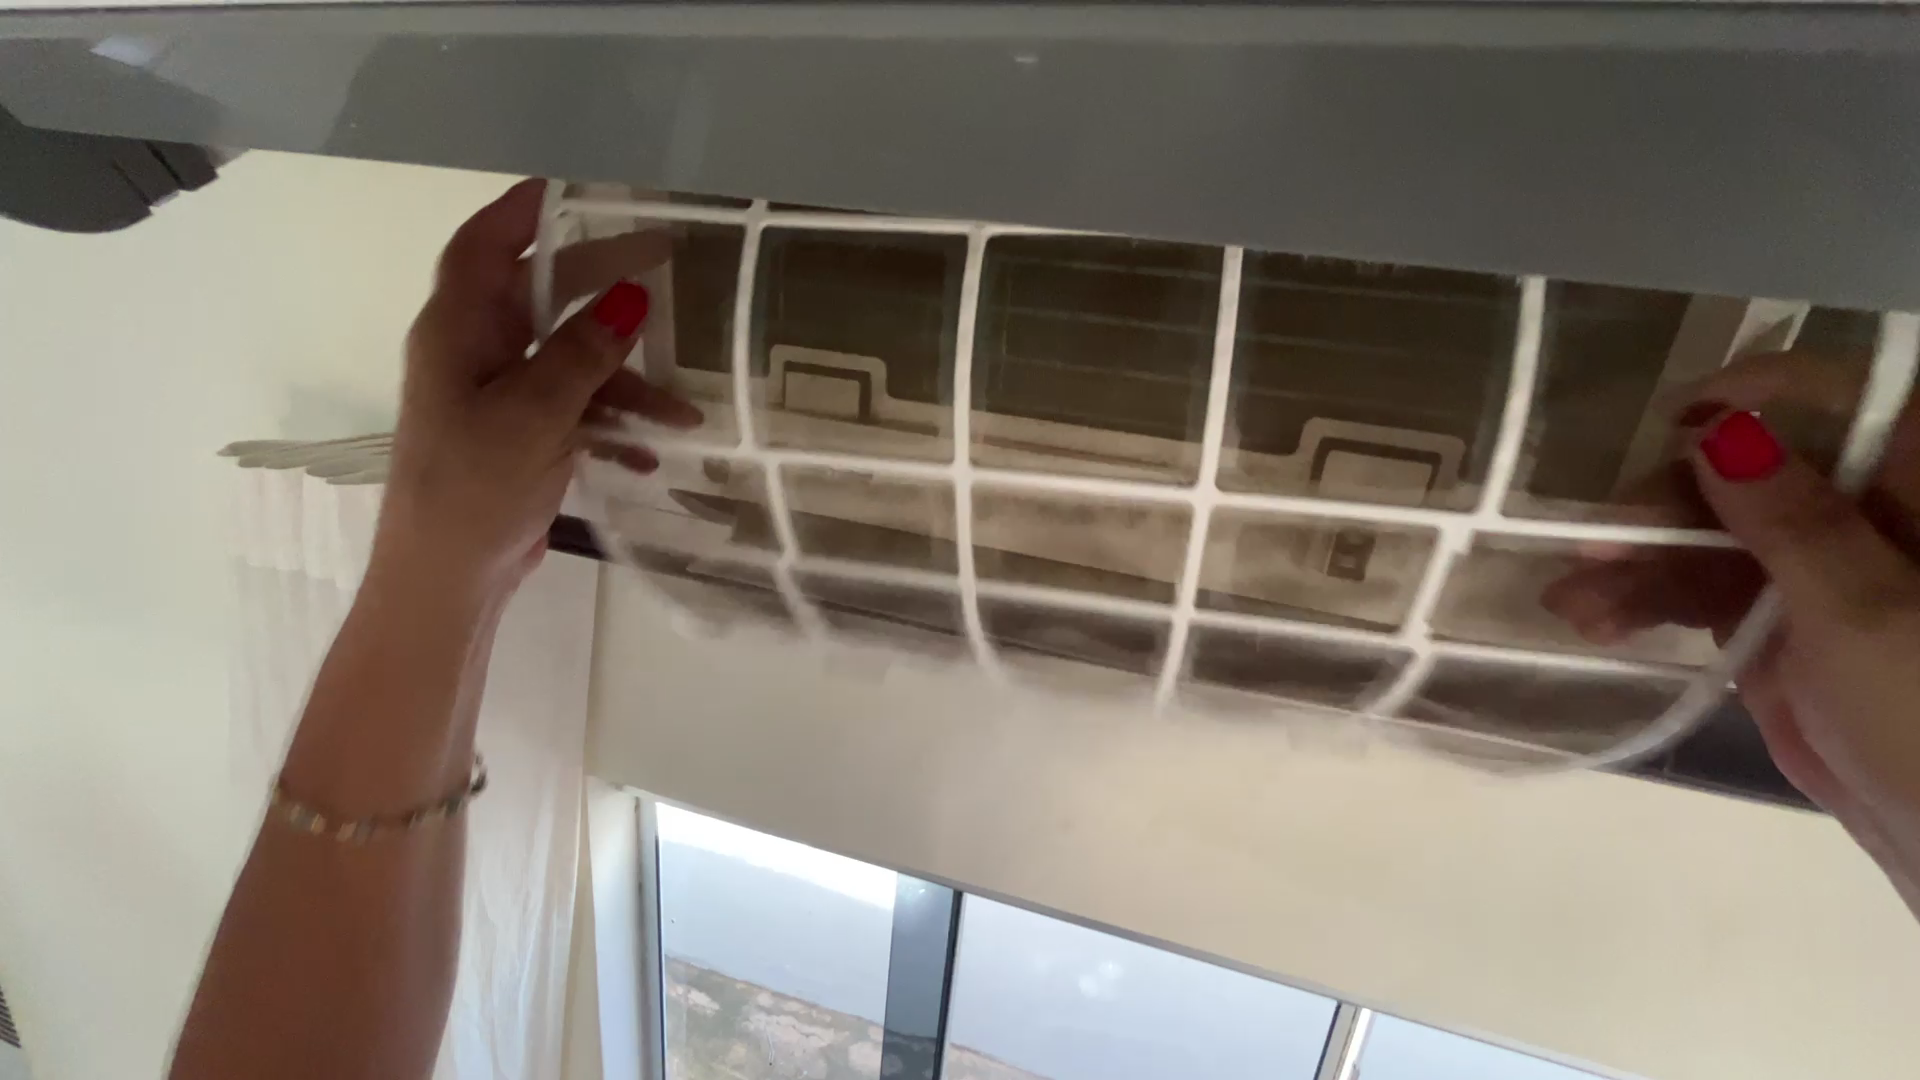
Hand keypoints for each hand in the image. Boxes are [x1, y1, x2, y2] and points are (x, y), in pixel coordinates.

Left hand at [374, 179, 702, 596]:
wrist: (451, 573)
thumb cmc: (474, 485)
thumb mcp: (534, 413)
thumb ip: (582, 354)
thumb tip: (631, 297)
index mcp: (460, 333)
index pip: (486, 248)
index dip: (524, 212)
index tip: (576, 188)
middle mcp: (480, 355)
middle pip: (545, 301)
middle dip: (602, 288)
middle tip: (663, 267)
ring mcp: (505, 398)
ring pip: (574, 366)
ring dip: (627, 386)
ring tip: (683, 414)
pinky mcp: (527, 436)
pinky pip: (579, 413)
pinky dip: (614, 427)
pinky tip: (650, 454)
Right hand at [1544, 349, 1919, 917]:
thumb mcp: (1867, 612)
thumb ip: (1793, 520)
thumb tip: (1723, 432)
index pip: (1861, 405)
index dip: (1772, 396)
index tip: (1681, 420)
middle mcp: (1867, 517)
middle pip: (1748, 474)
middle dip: (1662, 510)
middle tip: (1599, 545)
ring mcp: (1811, 570)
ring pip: (1702, 536)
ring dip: (1631, 568)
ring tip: (1574, 606)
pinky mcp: (1767, 617)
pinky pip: (1688, 588)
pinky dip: (1638, 603)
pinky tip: (1593, 623)